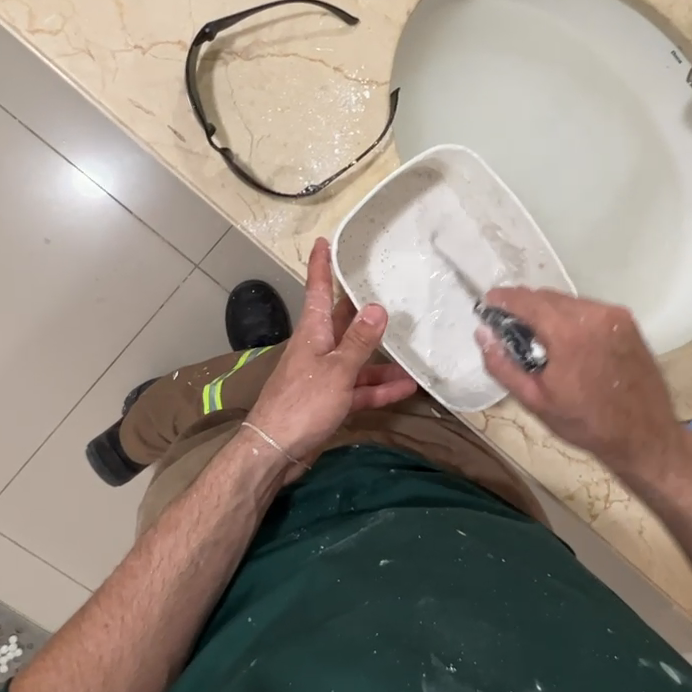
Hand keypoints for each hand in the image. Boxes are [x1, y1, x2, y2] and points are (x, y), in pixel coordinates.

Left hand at [244, 238, 417, 464]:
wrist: (276, 451)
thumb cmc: (302, 403)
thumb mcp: (337, 369)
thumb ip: (360, 342)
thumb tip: (377, 307)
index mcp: (313, 332)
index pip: (318, 290)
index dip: (321, 265)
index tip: (325, 241)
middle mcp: (317, 348)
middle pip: (344, 323)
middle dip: (364, 308)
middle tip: (390, 288)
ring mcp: (324, 376)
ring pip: (357, 359)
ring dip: (383, 359)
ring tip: (415, 350)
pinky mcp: (330, 401)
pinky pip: (360, 388)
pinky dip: (380, 389)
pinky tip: (407, 388)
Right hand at [477, 289, 684, 474]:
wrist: (643, 435)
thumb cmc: (585, 423)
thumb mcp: (535, 401)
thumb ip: (503, 365)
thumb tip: (483, 334)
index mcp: (569, 333)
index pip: (527, 301)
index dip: (503, 298)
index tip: (487, 302)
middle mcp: (594, 314)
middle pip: (548, 297)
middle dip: (525, 306)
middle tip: (509, 325)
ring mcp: (615, 316)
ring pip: (569, 301)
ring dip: (548, 312)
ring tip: (538, 337)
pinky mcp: (628, 322)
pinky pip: (589, 310)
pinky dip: (571, 318)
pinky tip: (567, 342)